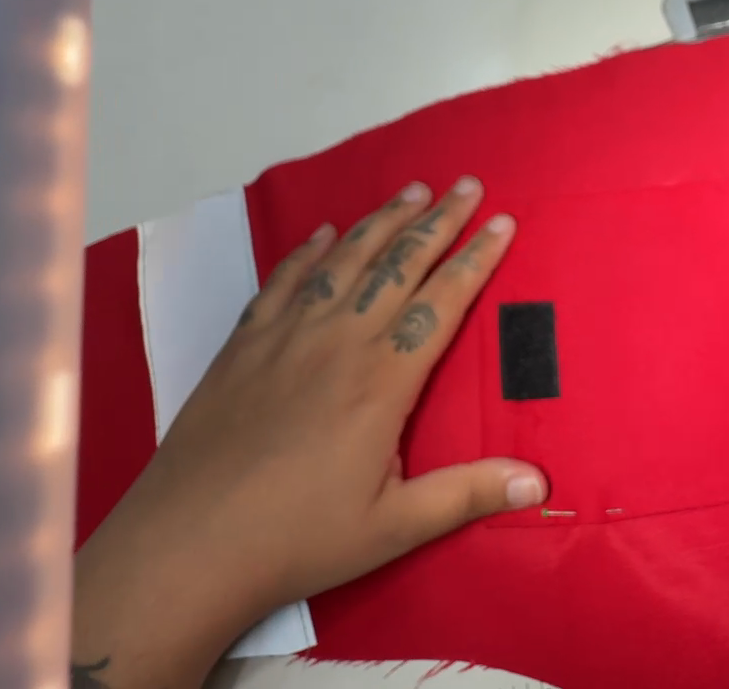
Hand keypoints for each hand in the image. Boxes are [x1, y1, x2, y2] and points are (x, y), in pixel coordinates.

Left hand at [72, 178, 546, 688]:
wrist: (187, 544)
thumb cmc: (299, 536)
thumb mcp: (395, 526)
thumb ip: (468, 493)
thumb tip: (541, 482)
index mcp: (383, 377)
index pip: (443, 301)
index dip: (476, 258)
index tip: (501, 222)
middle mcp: (341, 339)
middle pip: (399, 264)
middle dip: (439, 220)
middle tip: (466, 184)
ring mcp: (288, 334)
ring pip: (346, 259)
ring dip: (382, 220)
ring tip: (412, 189)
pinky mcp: (246, 341)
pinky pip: (284, 280)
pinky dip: (307, 251)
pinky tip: (321, 232)